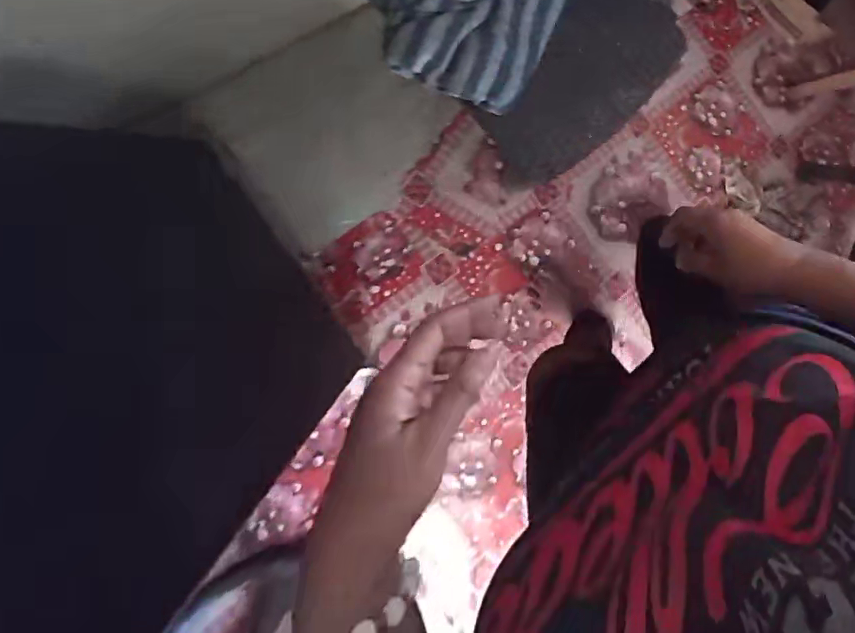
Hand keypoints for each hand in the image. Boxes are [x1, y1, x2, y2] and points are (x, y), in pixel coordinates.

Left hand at [299, 297, 506, 632]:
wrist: (350, 548)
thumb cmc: (390, 493)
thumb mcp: (432, 441)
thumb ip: (460, 392)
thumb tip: (491, 348)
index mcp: (394, 382)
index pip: (433, 331)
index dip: (468, 313)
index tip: (502, 306)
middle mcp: (390, 385)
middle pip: (431, 342)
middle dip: (467, 328)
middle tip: (504, 324)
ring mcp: (391, 405)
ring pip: (429, 365)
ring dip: (461, 353)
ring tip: (494, 352)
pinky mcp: (395, 424)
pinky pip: (427, 388)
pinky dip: (451, 380)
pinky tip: (471, 387)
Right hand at [660, 206, 811, 299]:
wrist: (791, 268)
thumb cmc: (749, 270)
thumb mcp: (716, 270)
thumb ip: (694, 262)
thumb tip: (679, 257)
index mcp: (711, 219)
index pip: (682, 215)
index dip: (669, 229)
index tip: (663, 246)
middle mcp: (723, 212)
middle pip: (696, 215)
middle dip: (683, 230)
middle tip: (676, 249)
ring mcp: (738, 217)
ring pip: (710, 220)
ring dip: (698, 233)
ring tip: (693, 253)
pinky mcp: (749, 225)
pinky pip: (722, 224)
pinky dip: (711, 235)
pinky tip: (714, 252)